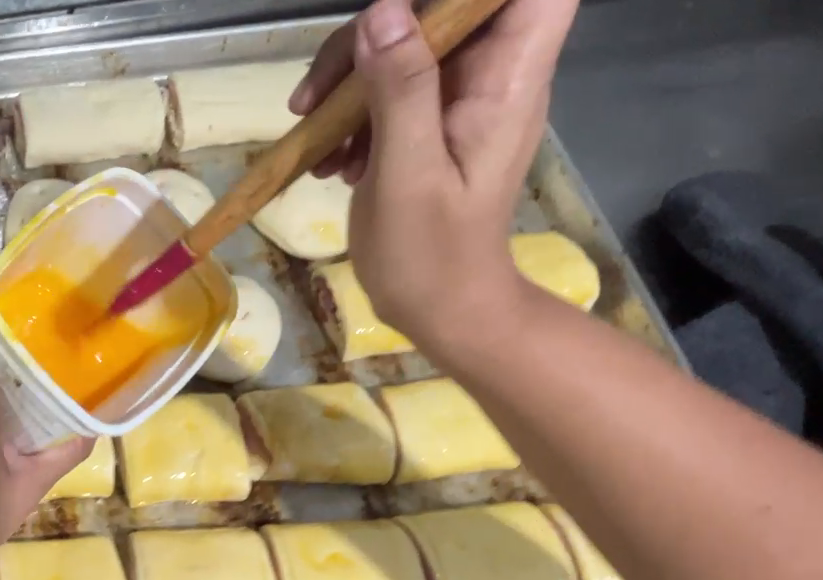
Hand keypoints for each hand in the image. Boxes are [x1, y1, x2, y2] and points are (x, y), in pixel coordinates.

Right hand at [291, 0, 579, 350]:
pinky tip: (329, 161)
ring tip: (314, 140)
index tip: (404, 12)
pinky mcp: (427, 125)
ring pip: (404, 48)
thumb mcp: (407, 173)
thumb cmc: (429, 253)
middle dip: (373, 38)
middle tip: (314, 96)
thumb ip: (399, 90)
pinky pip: (387, 92)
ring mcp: (458, 100)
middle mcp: (491, 75)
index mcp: (508, 78)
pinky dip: (349, 117)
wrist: (437, 307)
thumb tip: (381, 11)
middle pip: (442, 11)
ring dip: (348, 84)